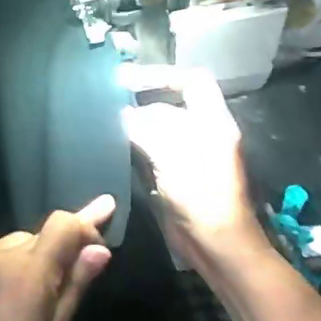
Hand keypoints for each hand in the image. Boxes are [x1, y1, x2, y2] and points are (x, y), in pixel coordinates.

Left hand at [0, 194, 115, 320]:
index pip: (63, 223)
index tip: (102, 238)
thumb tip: (100, 250)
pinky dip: (9, 264)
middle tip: (70, 280)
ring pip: (18, 242)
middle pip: (41, 233)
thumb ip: (76, 284)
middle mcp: (2, 252)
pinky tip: (7, 295)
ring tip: (35, 296)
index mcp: (29, 271)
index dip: (86, 225)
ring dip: (33, 257)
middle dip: (60, 249)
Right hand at [117, 65, 272, 267]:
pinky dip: (134, 147)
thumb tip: (121, 114)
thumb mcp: (171, 152)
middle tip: (106, 102)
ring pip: (158, 129)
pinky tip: (113, 148)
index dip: (161, 75)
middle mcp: (203, 133)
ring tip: (104, 122)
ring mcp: (190, 156)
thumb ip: (143, 127)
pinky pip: (152, 152)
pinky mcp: (177, 176)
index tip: (127, 80)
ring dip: (133, 126)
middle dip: (139, 103)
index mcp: (212, 121)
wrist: (216, 244)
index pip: (191, 81)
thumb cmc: (201, 193)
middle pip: (169, 105)